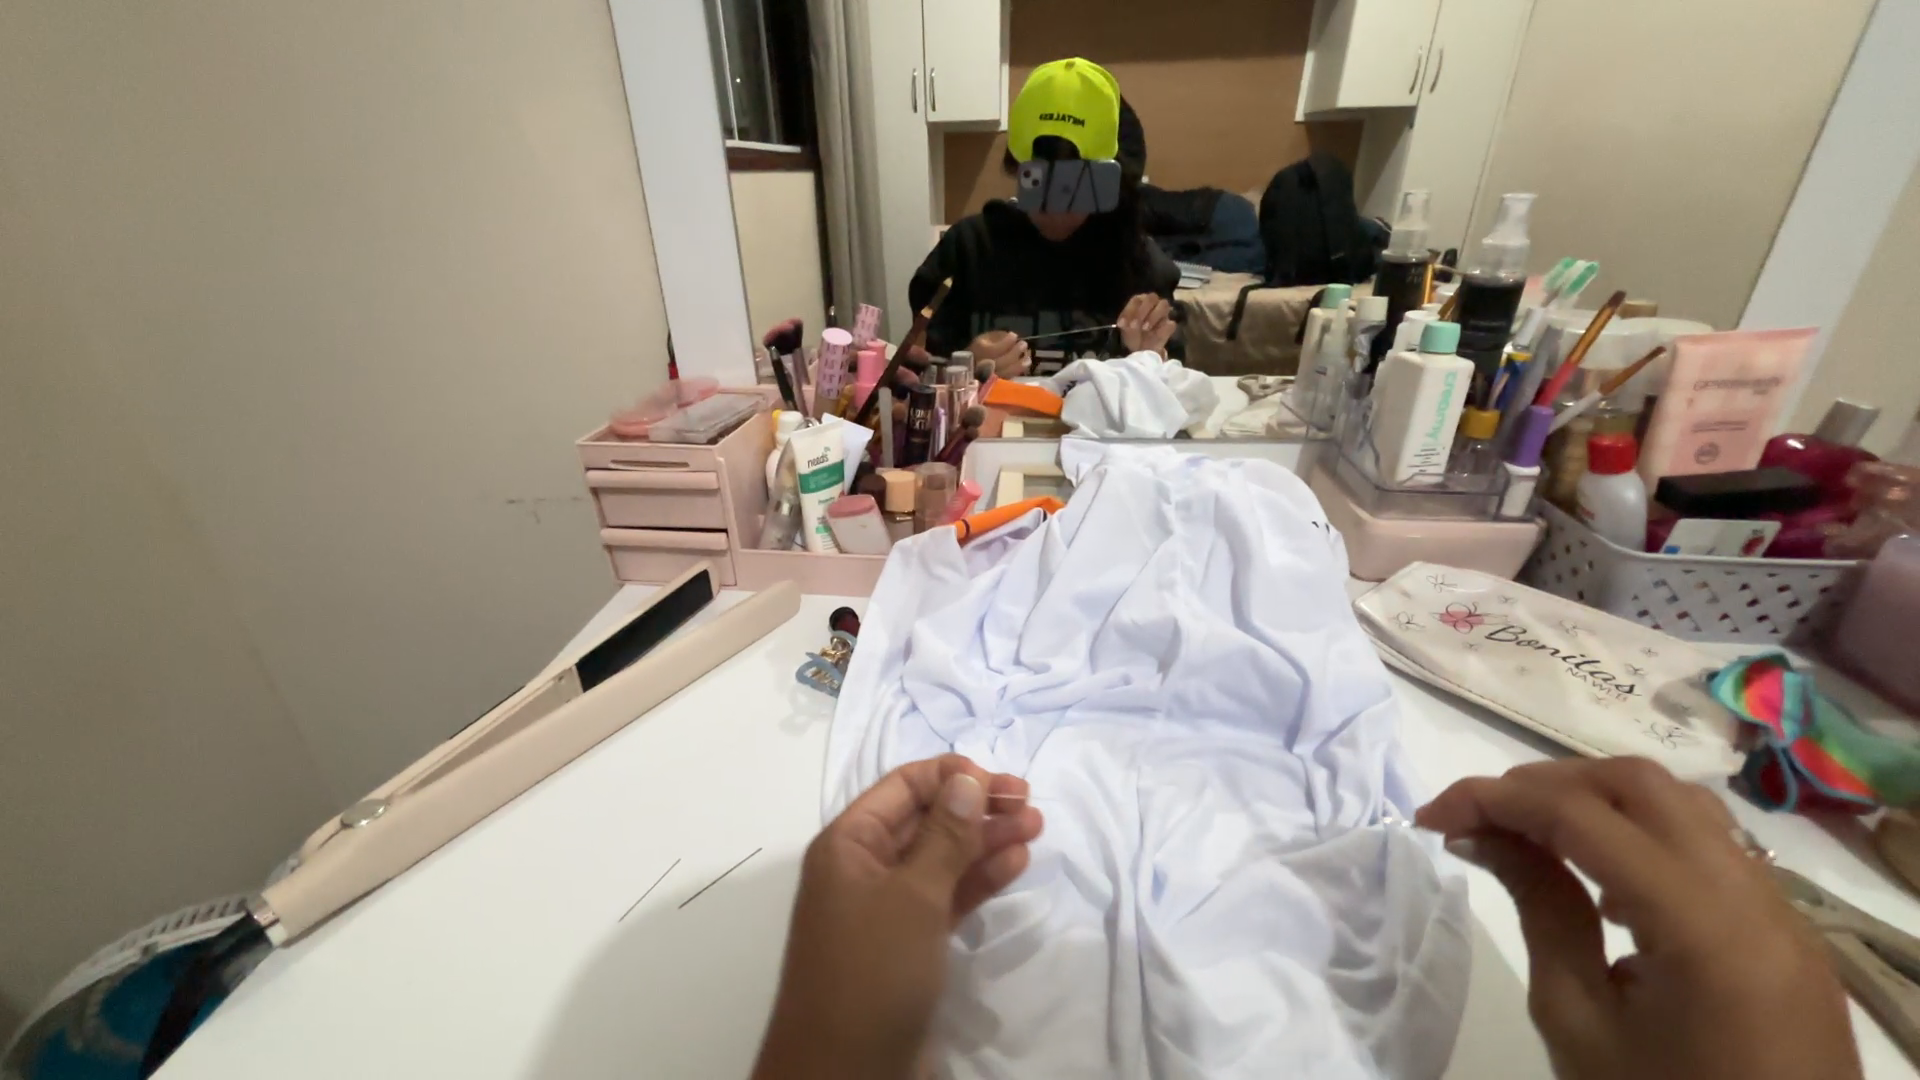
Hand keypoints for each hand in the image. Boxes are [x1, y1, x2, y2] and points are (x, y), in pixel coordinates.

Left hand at [752, 755, 1043, 1079]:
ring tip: (1035, 828)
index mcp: (849, 842)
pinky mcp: (909, 941)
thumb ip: (944, 834)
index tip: (1000, 782)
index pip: (904, 786)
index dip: (951, 776)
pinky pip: (947, 895)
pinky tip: (1015, 864)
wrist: (845, 1078)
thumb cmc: (872, 971)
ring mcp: (888, 906)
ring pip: (942, 857)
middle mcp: (866, 866)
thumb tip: (966, 777)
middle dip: (976, 807)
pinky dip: (979, 879)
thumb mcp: (913, 896)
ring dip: (985, 840)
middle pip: (927, 818)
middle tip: (1029, 804)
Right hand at [968, 330, 1030, 376]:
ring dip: (1018, 366)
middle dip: (1014, 353)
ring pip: (1004, 374)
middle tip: (1024, 344)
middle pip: (1000, 362)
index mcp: (978, 352)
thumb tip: (1010, 337)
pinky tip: (1023, 366)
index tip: (1014, 335)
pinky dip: (1016, 373)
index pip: (994, 348)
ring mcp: (987, 378)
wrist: (969, 370)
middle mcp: (982, 366)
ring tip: (1027, 358)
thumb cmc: (979, 350)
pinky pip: (1006, 380)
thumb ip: (997, 337)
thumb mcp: (984, 338)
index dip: (1007, 342)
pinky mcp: (992, 386)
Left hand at [1118, 294, 1175, 356]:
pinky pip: (1170, 323)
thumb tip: (1122, 324)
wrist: (1142, 350)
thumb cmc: (1133, 334)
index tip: (1121, 324)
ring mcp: (1164, 313)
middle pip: (1152, 298)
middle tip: (1134, 325)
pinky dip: (1162, 328)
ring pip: (1164, 305)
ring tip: (1144, 328)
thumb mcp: (1125, 330)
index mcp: (1140, 301)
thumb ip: (1124, 324)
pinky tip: (1154, 335)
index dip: (1129, 311)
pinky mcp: (1170, 325)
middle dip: (1142, 311)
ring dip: (1153, 316)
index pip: (1136, 300)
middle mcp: (1153, 303)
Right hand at [1417, 758, 1858, 1079]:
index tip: (1429, 818)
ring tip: (1531, 831)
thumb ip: (1537, 905)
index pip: (1580, 815)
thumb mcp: (1576, 1016)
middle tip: (1479, 817)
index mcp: (1702, 928)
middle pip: (1636, 783)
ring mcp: (1780, 912)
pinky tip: (1599, 872)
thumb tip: (1477, 833)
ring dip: (1591, 796)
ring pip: (1677, 800)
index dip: (1492, 798)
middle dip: (1541, 783)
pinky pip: (1705, 840)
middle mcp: (1755, 901)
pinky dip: (1636, 827)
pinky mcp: (1782, 928)